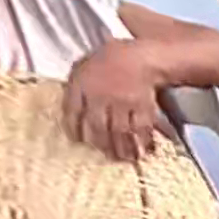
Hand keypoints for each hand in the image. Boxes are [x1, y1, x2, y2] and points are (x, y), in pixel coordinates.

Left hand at [64, 40, 163, 161]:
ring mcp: (123, 104)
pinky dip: (144, 141)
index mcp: (80, 86)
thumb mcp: (81, 71)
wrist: (135, 60)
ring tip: (127, 158)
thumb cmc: (105, 63)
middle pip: (99, 124)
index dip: (74, 127)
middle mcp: (100, 97)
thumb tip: (78, 111)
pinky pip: (142, 128)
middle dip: (102, 142)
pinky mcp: (144, 110)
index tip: (78, 141)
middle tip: (107, 156)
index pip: (73, 110)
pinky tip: (145, 150)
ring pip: (121, 130)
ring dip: (124, 146)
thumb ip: (79, 90)